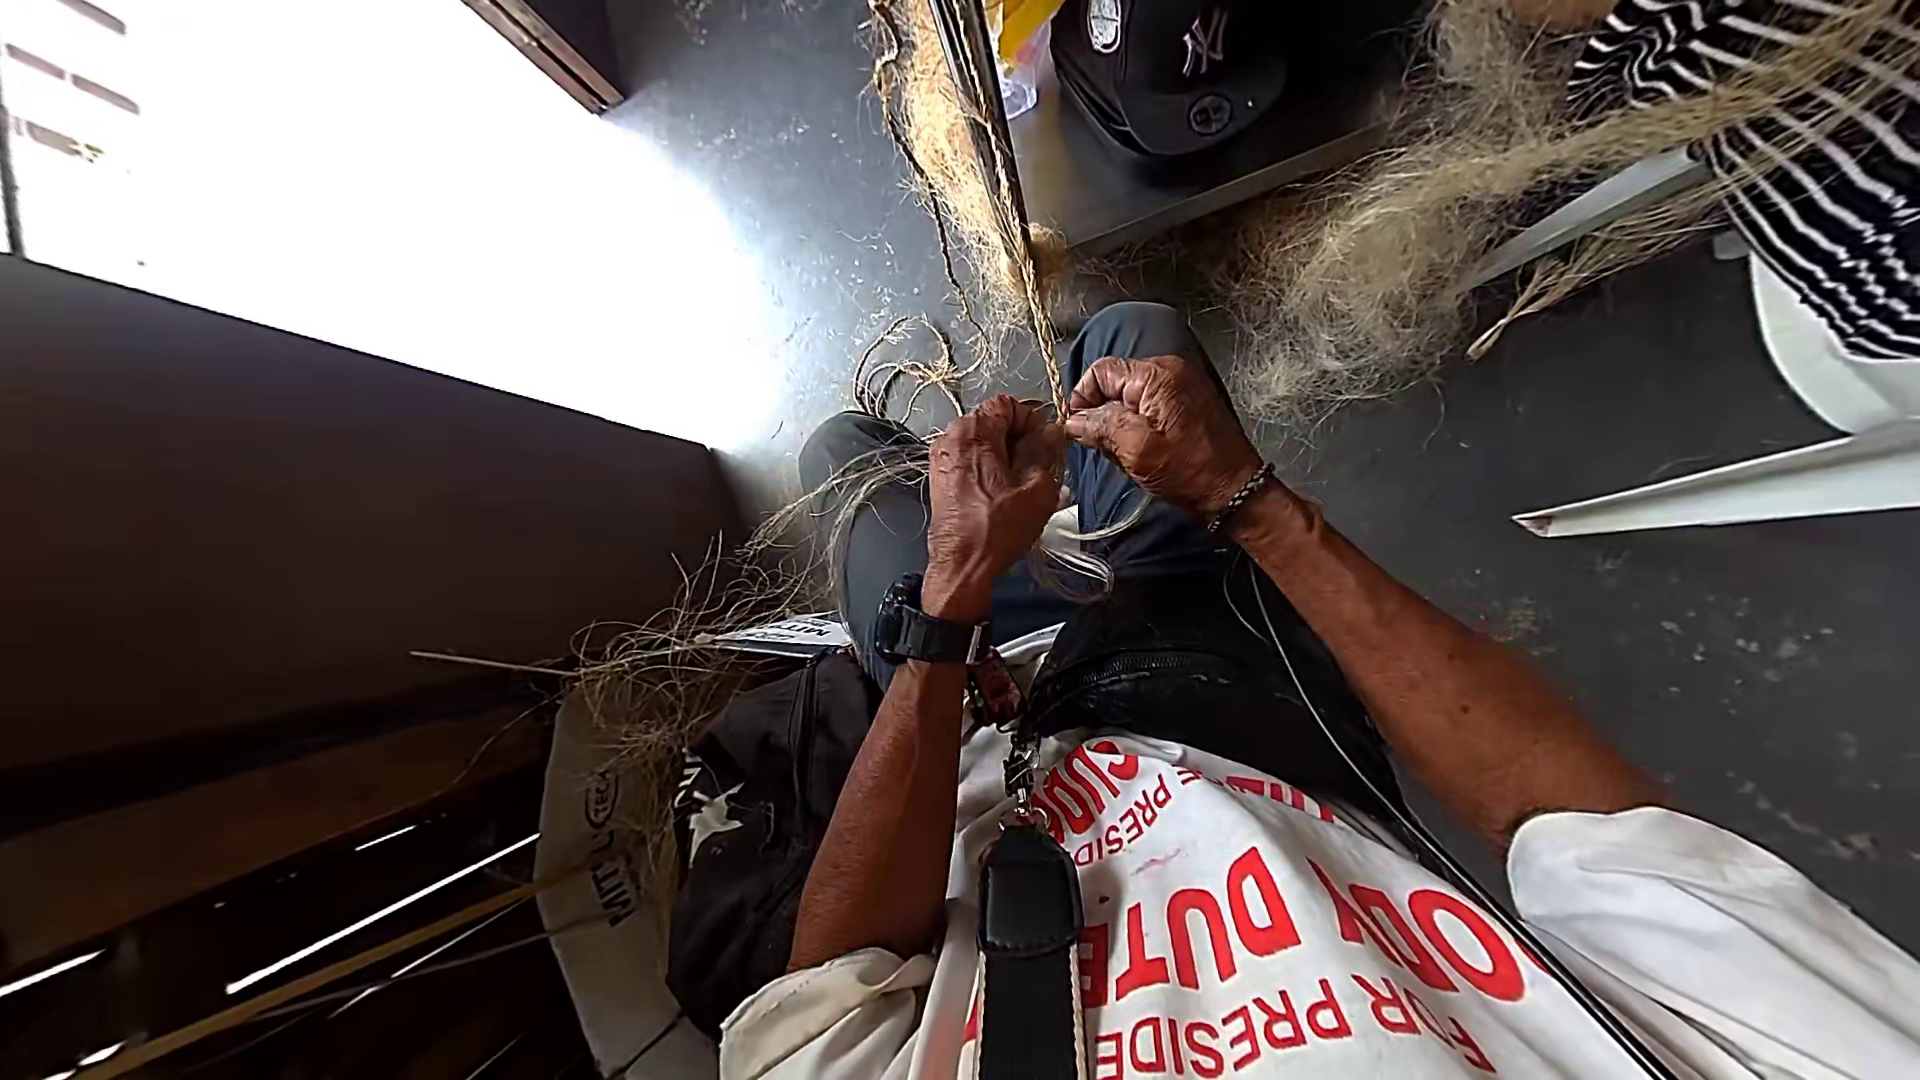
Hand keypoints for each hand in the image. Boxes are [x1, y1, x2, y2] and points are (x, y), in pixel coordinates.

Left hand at [924, 395, 1066, 622]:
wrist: (962, 566)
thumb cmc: (996, 531)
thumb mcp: (1038, 488)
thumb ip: (1047, 450)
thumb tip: (1051, 432)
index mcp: (972, 431)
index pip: (1007, 404)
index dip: (1031, 420)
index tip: (1044, 443)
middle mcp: (950, 439)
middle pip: (993, 422)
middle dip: (1019, 441)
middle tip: (1037, 469)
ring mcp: (942, 460)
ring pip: (982, 443)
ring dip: (1005, 458)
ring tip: (1021, 487)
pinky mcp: (940, 480)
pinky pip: (970, 461)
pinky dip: (989, 471)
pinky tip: (1003, 496)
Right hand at [1063, 354, 1264, 517]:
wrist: (1233, 491)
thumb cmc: (1188, 471)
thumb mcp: (1136, 449)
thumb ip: (1100, 426)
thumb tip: (1072, 420)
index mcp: (1156, 375)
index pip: (1100, 372)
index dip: (1081, 399)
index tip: (1077, 430)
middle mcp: (1169, 371)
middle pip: (1113, 384)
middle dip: (1101, 416)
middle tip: (1108, 448)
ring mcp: (1179, 386)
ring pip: (1126, 399)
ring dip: (1118, 427)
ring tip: (1128, 454)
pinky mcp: (1183, 403)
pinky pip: (1144, 409)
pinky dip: (1134, 429)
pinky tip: (1141, 451)